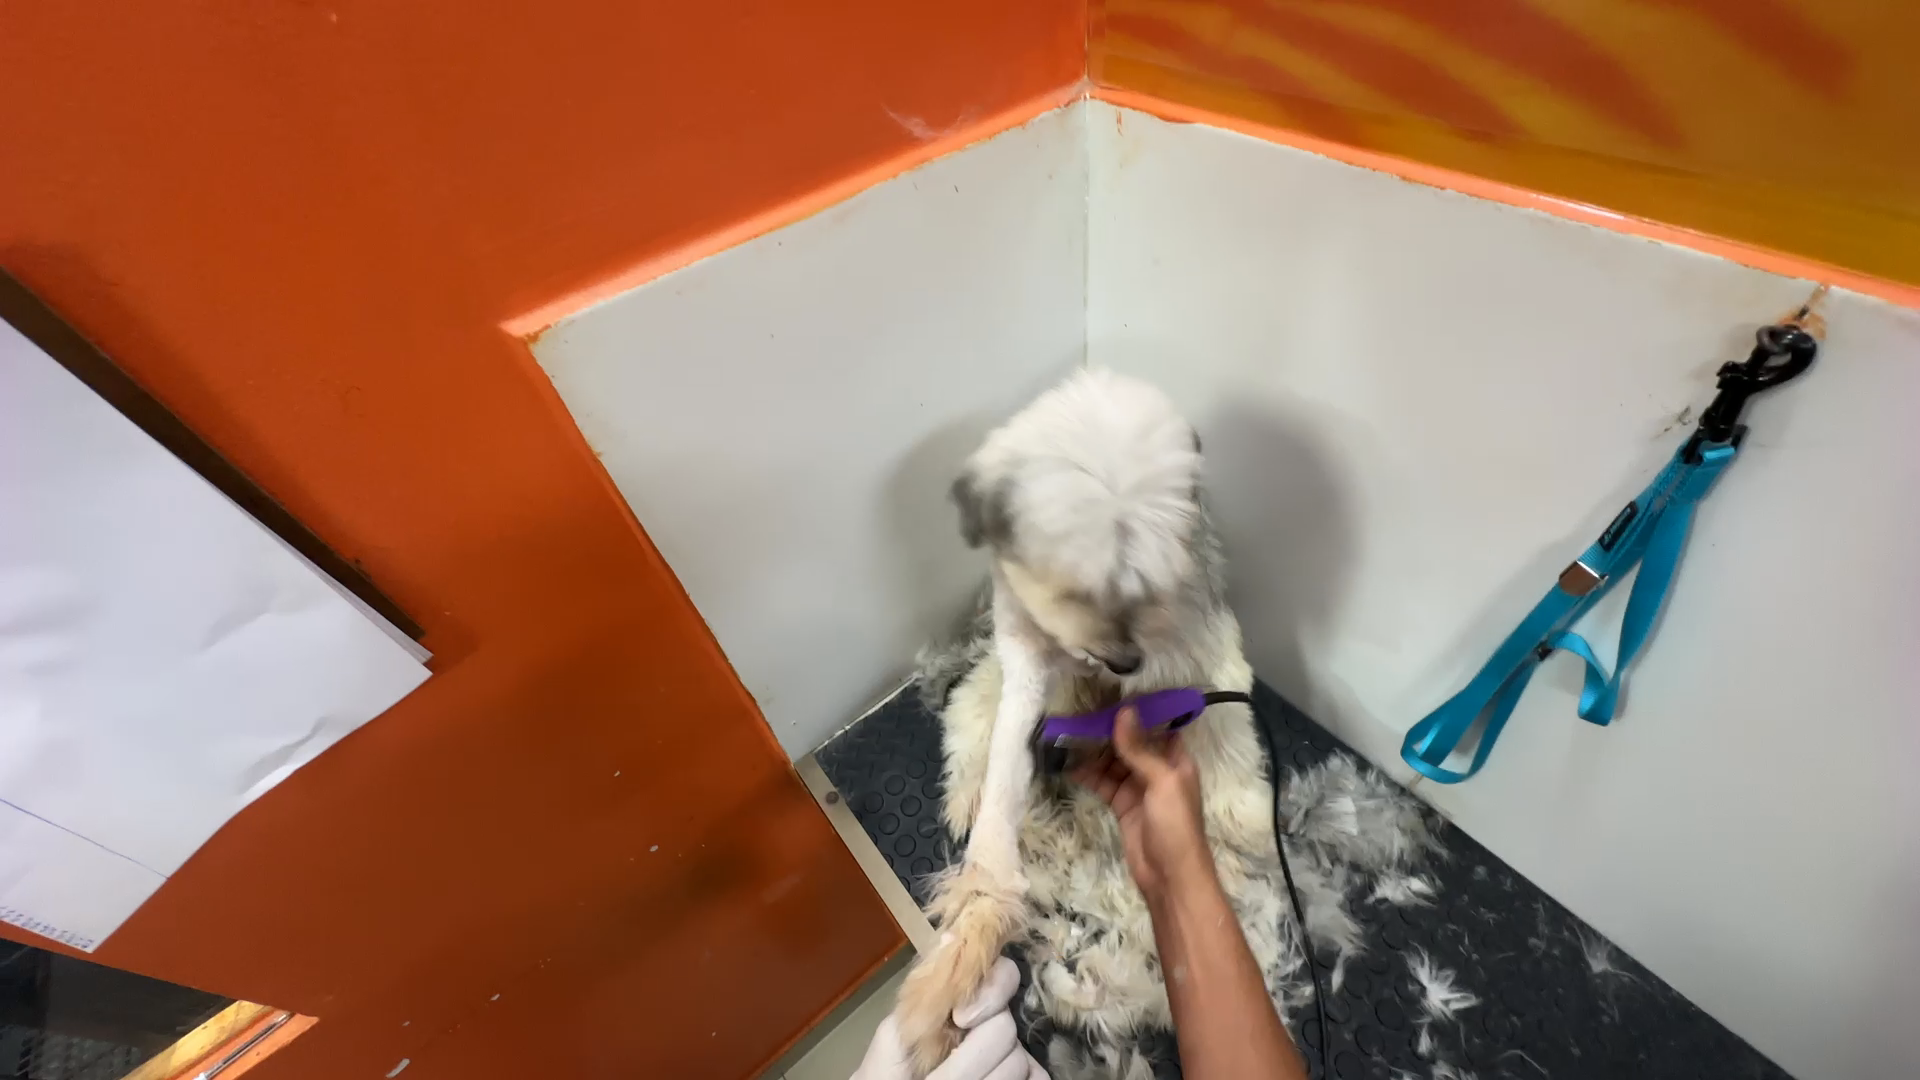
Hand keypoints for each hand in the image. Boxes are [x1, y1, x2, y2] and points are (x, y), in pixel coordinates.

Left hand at [853, 957, 1047, 1079]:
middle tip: (949, 1067)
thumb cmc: (889, 1071)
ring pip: (1018, 1060)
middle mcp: (995, 1025)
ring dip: (986, 1075)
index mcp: (970, 1001)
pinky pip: (1038, 1078)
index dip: (989, 992)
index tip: (959, 1018)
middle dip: (976, 1049)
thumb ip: (925, 987)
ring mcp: (1010, 1058)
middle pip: (1008, 1023)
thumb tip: (950, 935)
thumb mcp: (896, 1028)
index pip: (1004, 974)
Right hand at [1072, 706, 1213, 901]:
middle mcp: (1157, 770)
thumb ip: (1140, 747)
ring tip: (1068, 734)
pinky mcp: (1121, 805)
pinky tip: (1068, 763)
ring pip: (1113, 761)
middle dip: (1107, 729)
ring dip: (1093, 750)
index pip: (1158, 726)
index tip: (1111, 694)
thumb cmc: (1175, 825)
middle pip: (1130, 742)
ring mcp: (1138, 788)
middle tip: (1080, 712)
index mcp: (1175, 760)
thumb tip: (1124, 710)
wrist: (1170, 878)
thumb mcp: (1161, 781)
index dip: (1138, 711)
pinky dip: (1087, 773)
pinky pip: (1102, 782)